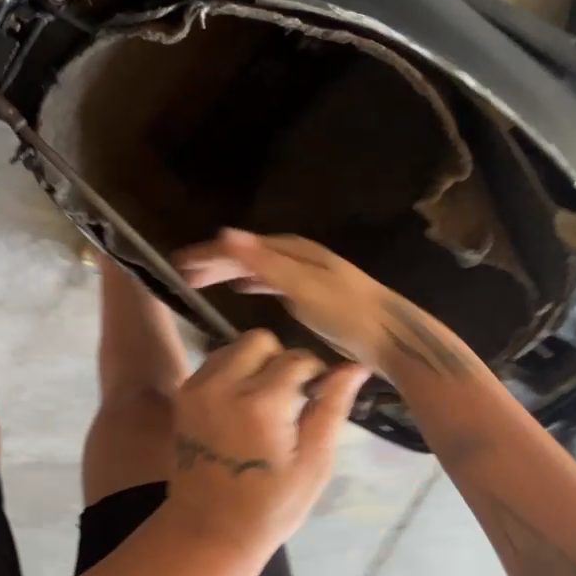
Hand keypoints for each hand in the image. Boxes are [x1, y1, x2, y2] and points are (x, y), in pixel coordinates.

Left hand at [158, 329, 366, 565]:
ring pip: (232, 347)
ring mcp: (196, 386)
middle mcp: (222, 384)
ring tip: (267, 400)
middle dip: (280, 358)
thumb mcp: (313, 462)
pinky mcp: (182, 393)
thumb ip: (330, 408)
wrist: (209, 526)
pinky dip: (230, 372)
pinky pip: (212, 363)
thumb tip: (353, 368)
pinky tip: (242, 404)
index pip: (296, 358)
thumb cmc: (271, 505)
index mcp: (260, 403)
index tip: (319, 392)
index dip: (315, 371)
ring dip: (253, 362)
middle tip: (292, 393)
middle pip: (258, 340)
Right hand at [173, 229, 479, 382]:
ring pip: (256, 267)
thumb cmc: (347, 314)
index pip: (238, 246)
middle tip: (183, 273)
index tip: (179, 263)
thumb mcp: (301, 287)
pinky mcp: (313, 294)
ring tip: (203, 280)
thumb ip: (262, 262)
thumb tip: (224, 233)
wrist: (396, 342)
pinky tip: (244, 289)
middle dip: (214, 261)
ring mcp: (307, 275)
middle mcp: (298, 257)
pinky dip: (249, 281)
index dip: (207, 253)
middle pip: (246, 253)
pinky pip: (268, 279)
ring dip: (228, 271)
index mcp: (293, 251)